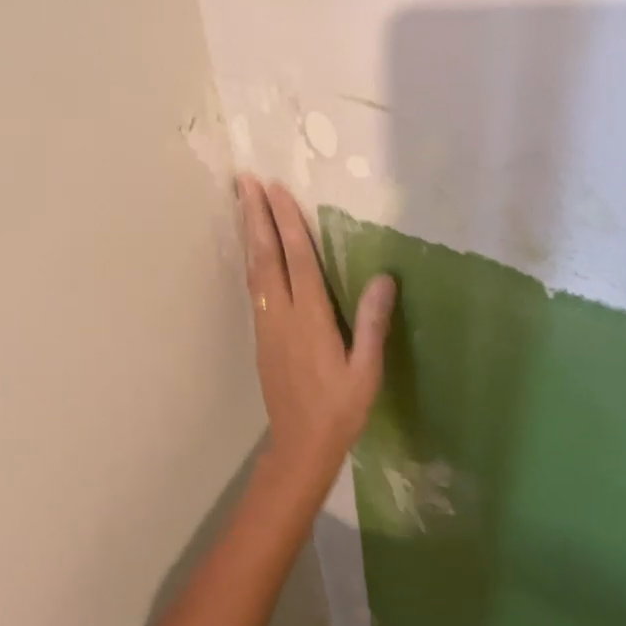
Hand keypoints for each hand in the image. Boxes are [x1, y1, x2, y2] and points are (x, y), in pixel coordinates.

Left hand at [237, 176, 394, 482]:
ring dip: (249, 236)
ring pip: (254, 273)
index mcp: (311, 322)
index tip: (276, 190)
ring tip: (242, 205)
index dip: (288, 223)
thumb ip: (372, 325)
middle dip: (256, 217)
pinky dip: (252, 264)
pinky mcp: (262, 341)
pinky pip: (254, 292)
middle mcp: (283, 319)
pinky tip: (253, 255)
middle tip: (244, 180)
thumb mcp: (366, 372)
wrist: (301, 446)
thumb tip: (383, 279)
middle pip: (266, 258)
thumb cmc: (340, 412)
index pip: (298, 261)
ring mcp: (267, 329)